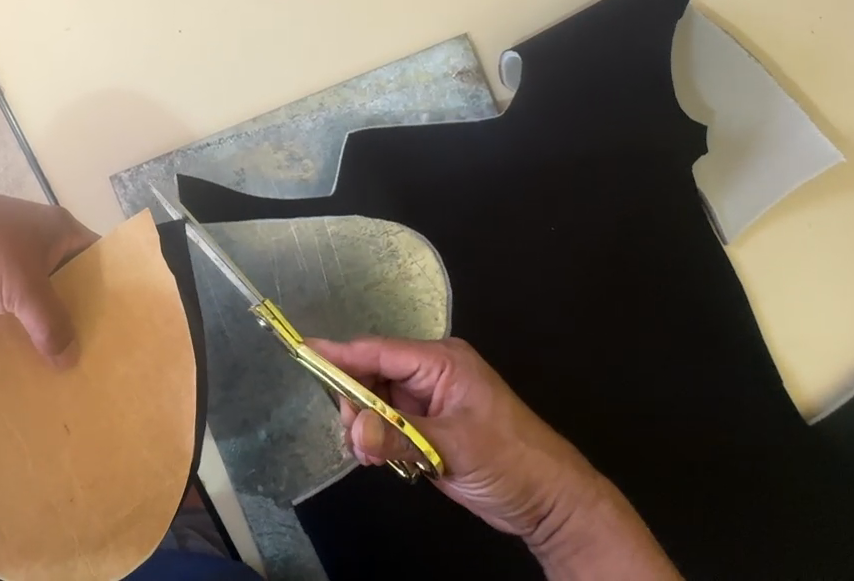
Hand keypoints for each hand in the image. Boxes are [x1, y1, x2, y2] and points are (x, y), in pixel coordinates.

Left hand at [0, 181, 97, 366]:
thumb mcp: (25, 286)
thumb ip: (51, 324)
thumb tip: (70, 361)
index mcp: (60, 229)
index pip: (97, 260)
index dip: (108, 291)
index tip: (118, 330)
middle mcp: (38, 240)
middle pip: (67, 283)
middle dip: (74, 317)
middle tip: (91, 357)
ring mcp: (8, 258)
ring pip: (34, 298)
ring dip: (40, 326)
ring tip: (57, 366)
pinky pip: (6, 307)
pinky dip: (11, 329)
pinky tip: (19, 358)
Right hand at [308, 336, 604, 539]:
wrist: (551, 503)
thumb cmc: (511, 461)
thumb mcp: (452, 448)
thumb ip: (399, 436)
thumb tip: (354, 430)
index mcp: (440, 361)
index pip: (379, 350)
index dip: (340, 353)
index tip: (302, 352)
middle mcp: (430, 373)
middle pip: (372, 374)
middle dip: (355, 402)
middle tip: (354, 437)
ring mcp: (429, 399)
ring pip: (376, 401)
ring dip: (366, 426)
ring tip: (372, 457)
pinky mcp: (428, 425)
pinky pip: (388, 422)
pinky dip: (379, 439)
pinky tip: (382, 459)